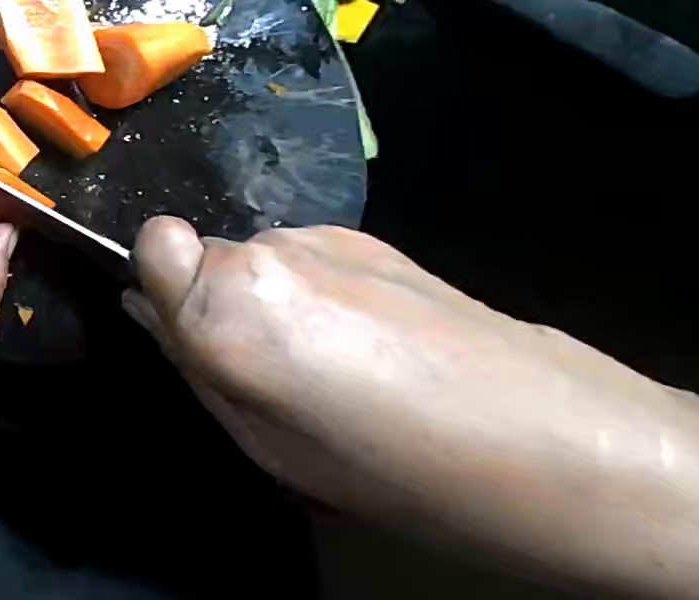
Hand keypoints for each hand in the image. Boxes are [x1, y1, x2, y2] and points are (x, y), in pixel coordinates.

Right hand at [125, 219, 698, 599]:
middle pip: (202, 255)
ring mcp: (315, 235)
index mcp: (231, 310)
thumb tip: (149, 310)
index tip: (188, 320)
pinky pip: (300, 254)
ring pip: (252, 256)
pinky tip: (370, 336)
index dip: (159, 276)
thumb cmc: (393, 467)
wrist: (549, 434)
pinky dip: (312, 286)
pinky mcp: (359, 231)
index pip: (151, 239)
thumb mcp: (269, 448)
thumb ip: (196, 367)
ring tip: (334, 357)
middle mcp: (263, 253)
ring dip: (268, 295)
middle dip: (217, 297)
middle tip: (273, 363)